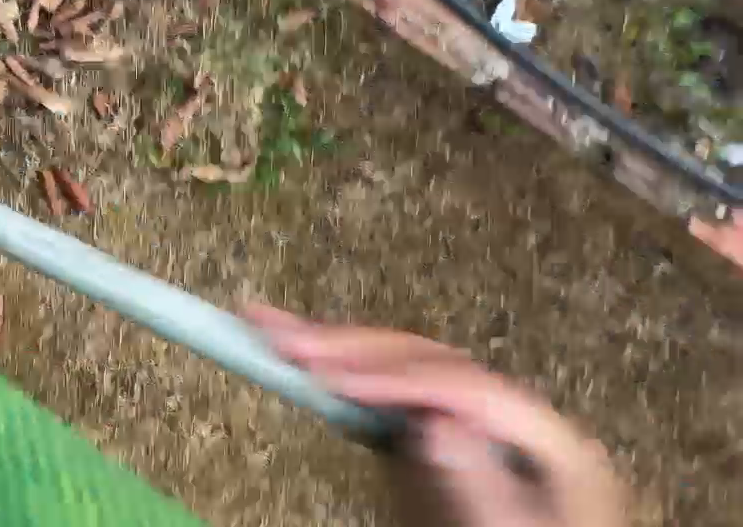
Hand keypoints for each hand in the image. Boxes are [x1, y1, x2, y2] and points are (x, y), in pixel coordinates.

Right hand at [247, 305, 624, 526]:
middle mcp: (500, 412)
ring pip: (391, 360)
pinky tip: (283, 335)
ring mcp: (461, 415)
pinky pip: (375, 383)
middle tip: (285, 342)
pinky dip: (327, 361)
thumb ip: (481, 486)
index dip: (392, 376)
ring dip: (326, 341)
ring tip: (263, 322)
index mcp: (544, 438)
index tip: (329, 379)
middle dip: (348, 347)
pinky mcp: (422, 427)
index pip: (461, 385)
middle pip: (420, 359)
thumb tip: (440, 422)